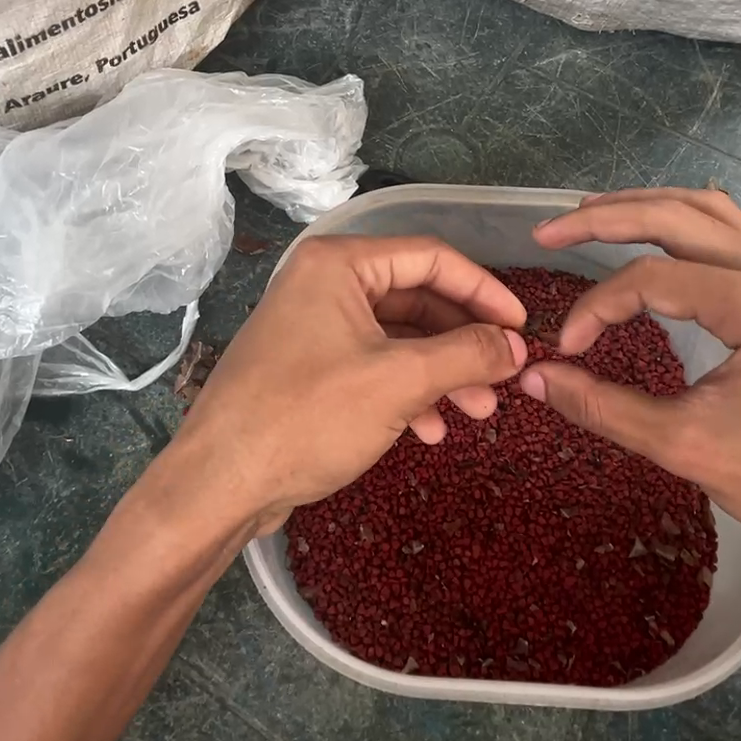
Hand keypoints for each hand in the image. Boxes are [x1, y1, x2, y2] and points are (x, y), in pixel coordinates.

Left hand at [171, 235, 527, 536]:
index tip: (521, 326)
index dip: (484, 290)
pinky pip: (371, 366)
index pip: (431, 258)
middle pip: (415, 299)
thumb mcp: (399, 381)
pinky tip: (428, 430)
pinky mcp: (308, 368)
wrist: (219, 483)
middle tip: (502, 380)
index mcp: (339, 263)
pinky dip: (405, 392)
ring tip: (476, 413)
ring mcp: (313, 327)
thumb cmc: (308, 416)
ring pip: (397, 338)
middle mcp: (324, 283)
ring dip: (440, 373)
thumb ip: (466, 354)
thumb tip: (515, 345)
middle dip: (462, 342)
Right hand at [515, 188, 740, 571]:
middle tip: (547, 234)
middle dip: (603, 219)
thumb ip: (602, 407)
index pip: (650, 277)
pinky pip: (726, 232)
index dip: (594, 307)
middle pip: (675, 215)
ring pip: (704, 211)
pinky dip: (677, 223)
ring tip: (587, 218)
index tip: (564, 350)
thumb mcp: (687, 447)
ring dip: (642, 208)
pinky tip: (651, 235)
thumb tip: (533, 379)